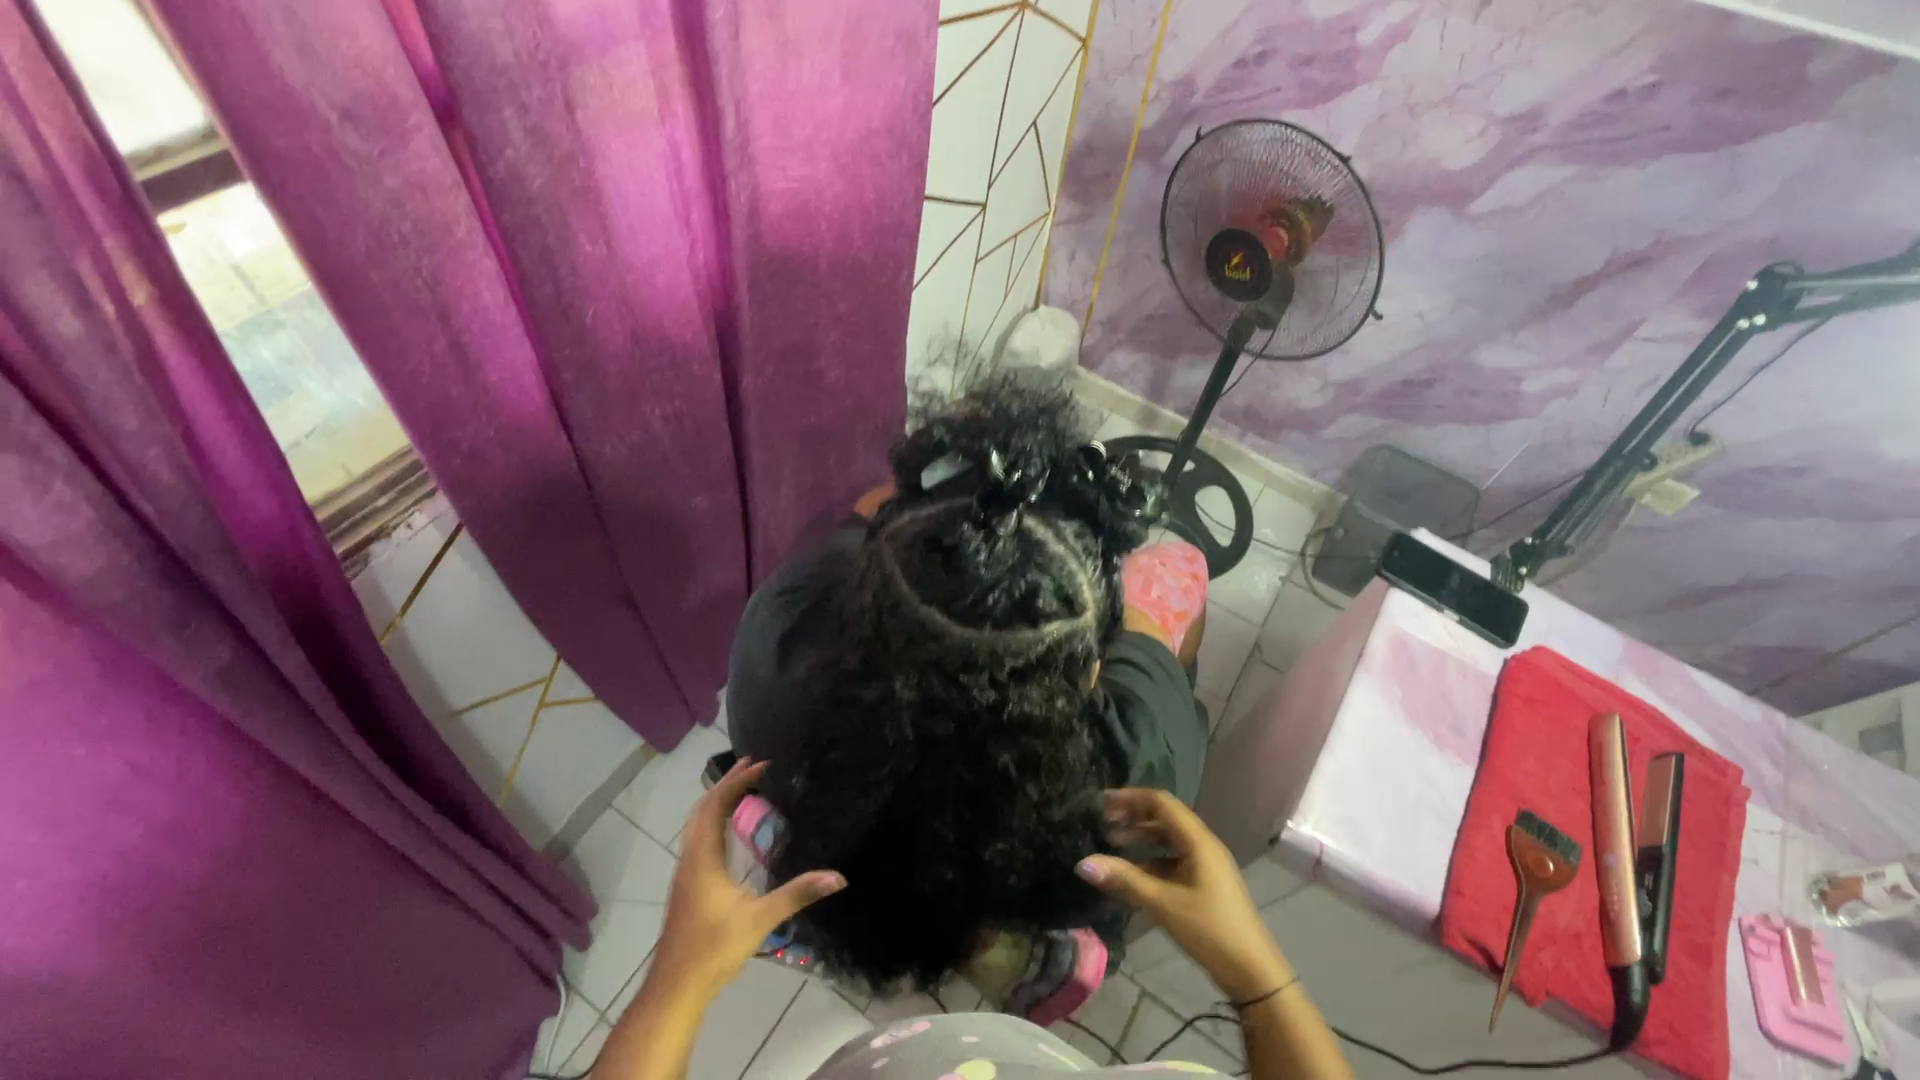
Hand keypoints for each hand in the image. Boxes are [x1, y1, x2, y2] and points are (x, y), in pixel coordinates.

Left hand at [650, 758, 845, 1001]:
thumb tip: (838, 877)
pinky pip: (697, 837)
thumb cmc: (714, 949)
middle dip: (726, 783)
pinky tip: (729, 830)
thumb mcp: (760, 920)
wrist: (676, 987)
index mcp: (704, 858)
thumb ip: (797, 894)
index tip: (762, 765)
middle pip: (702, 808)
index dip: (738, 782)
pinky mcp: (687, 884)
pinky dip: (713, 820)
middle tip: (753, 766)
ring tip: (742, 788)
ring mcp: (685, 872)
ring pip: (696, 823)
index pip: (717, 806)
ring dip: (717, 801)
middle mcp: (690, 858)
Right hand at [1076, 788, 1290, 1001]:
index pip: (1161, 802)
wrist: (1251, 970)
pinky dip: (1150, 860)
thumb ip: (1124, 880)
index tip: (1101, 803)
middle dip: (1133, 816)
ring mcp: (1204, 864)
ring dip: (1141, 838)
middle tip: (1103, 823)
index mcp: (1198, 841)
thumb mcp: (1163, 903)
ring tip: (1113, 843)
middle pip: (1164, 817)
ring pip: (1168, 840)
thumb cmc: (1209, 929)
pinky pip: (1172, 860)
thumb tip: (1082, 863)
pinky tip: (1131, 873)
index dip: (1131, 798)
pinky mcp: (1203, 882)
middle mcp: (1202, 845)